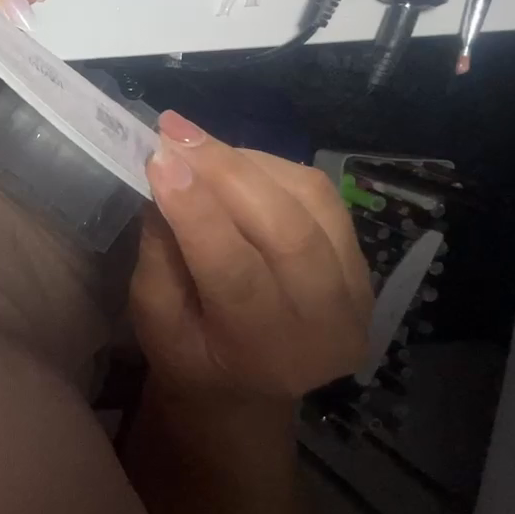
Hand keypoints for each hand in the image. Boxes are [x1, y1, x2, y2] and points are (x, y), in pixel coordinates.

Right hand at [130, 112, 371, 400]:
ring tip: (195, 143)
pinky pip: (322, 197)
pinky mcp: (363, 263)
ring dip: (247, 161)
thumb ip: (159, 254)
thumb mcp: (152, 316)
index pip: (233, 270)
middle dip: (225, 170)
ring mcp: (356, 293)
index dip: (196, 210)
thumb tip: (164, 180)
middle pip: (285, 230)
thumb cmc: (185, 349)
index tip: (158, 158)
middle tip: (173, 131)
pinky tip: (231, 160)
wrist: (244, 382)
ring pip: (310, 203)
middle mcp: (326, 324)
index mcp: (262, 349)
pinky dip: (272, 168)